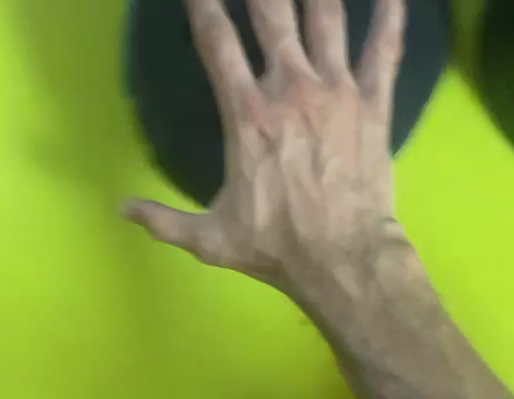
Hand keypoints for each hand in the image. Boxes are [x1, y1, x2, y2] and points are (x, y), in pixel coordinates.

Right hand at [124, 0, 411, 305]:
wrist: (340, 258)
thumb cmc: (273, 248)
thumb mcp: (208, 239)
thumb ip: (163, 220)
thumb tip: (122, 209)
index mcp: (246, 116)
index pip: (217, 43)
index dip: (203, 5)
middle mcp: (290, 89)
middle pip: (272, 12)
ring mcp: (336, 91)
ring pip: (327, 15)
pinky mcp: (373, 103)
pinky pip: (384, 45)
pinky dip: (390, 13)